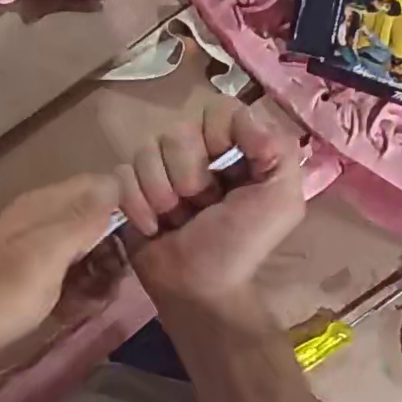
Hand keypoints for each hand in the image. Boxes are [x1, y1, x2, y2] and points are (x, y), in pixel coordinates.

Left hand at [0, 174, 120, 359]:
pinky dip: (80, 290)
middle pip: (101, 220)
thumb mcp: (43, 257)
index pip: (105, 186)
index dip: (130, 206)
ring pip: (89, 250)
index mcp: (49, 205)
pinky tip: (76, 309)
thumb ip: (82, 220)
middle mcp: (46, 219)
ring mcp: (38, 249)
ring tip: (94, 300)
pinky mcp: (32, 277)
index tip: (146, 239)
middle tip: (113, 281)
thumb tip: (120, 183)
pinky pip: (70, 273)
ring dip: (100, 274)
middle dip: (116, 249)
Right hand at [114, 99, 305, 312]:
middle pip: (176, 132)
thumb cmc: (242, 245)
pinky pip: (120, 176)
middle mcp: (193, 154)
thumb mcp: (281, 200)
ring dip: (161, 193)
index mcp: (232, 150)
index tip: (226, 170)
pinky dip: (137, 205)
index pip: (215, 111)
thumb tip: (245, 116)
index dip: (216, 137)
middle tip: (199, 207)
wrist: (199, 290)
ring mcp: (158, 172)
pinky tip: (152, 228)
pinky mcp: (130, 192)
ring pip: (145, 151)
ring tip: (174, 221)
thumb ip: (278, 151)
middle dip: (188, 175)